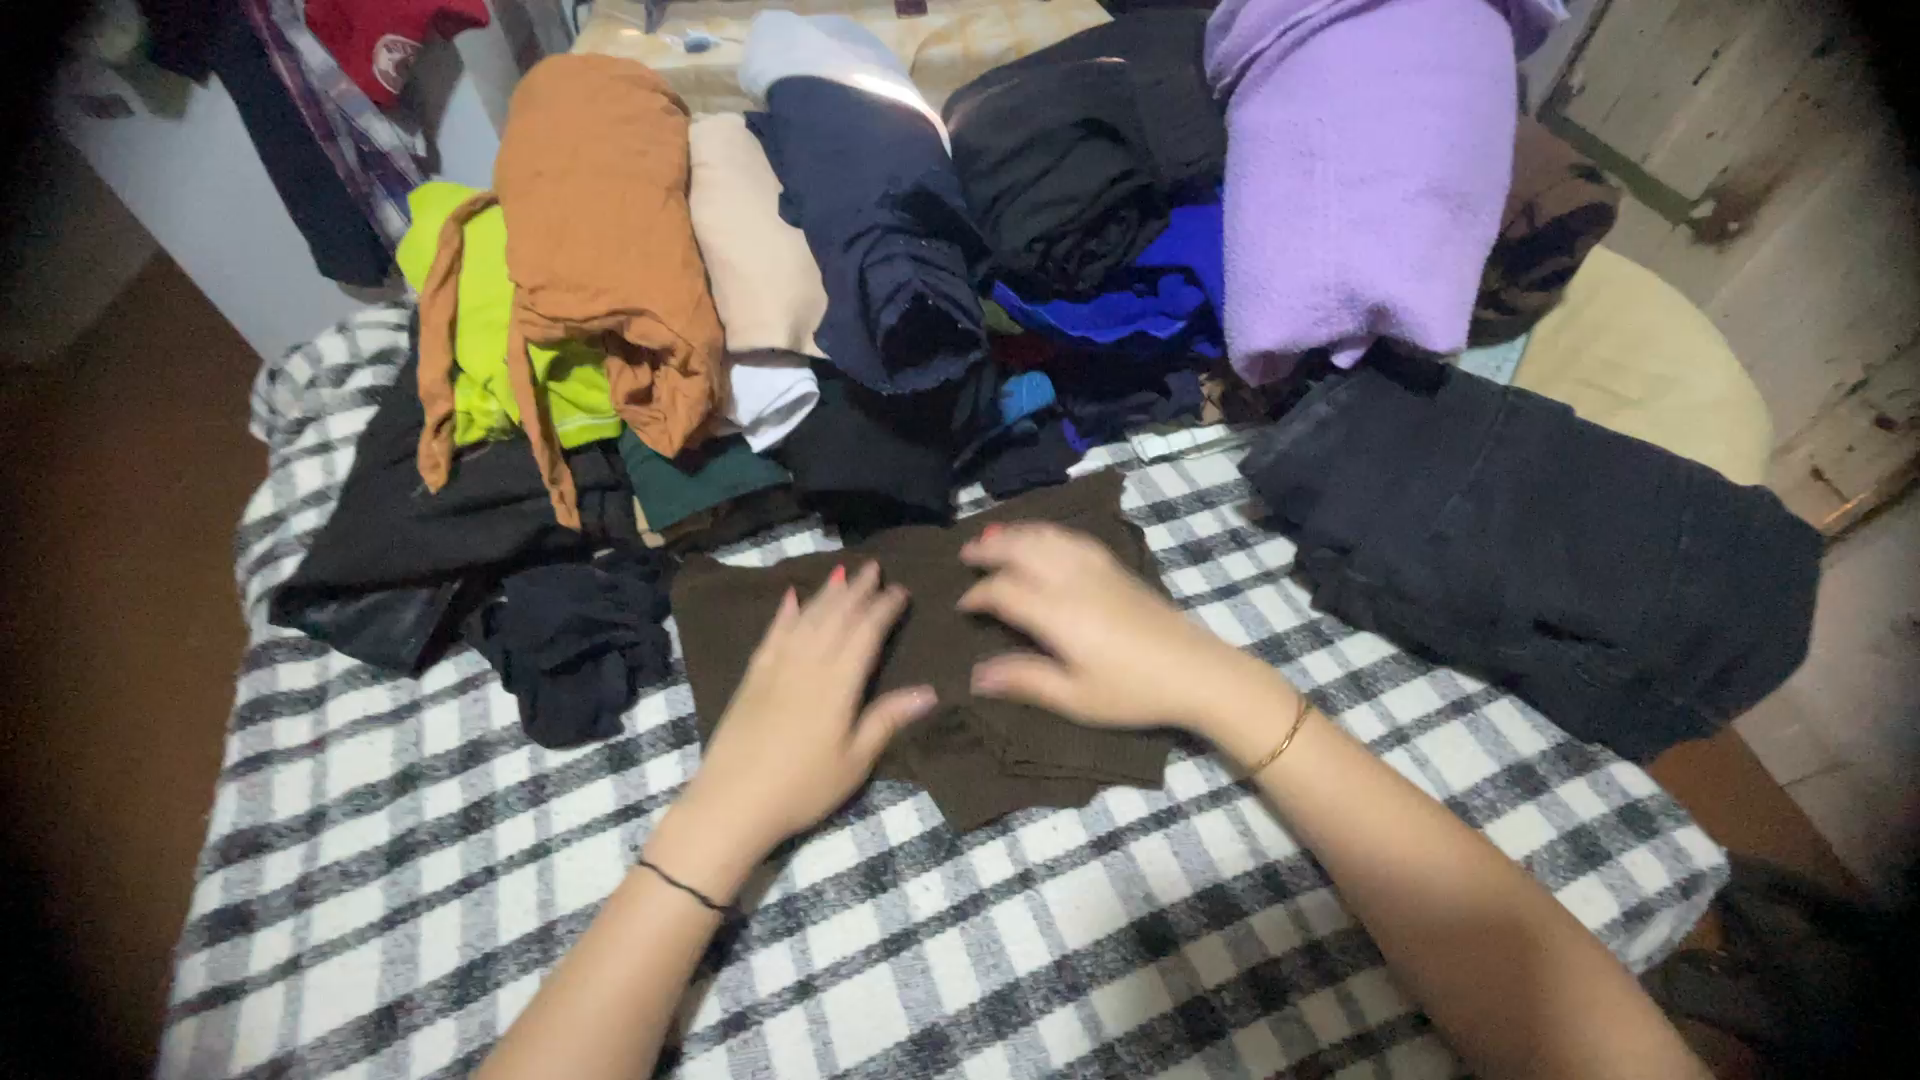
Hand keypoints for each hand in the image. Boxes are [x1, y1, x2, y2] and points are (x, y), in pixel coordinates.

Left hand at [666, 562, 936, 869]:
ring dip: (826, 594)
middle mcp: (808, 665)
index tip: (900, 590)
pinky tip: (791, 597)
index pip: (866, 634)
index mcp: (838, 684)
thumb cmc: (802, 788)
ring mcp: (776, 667)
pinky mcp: (753, 677)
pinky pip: (772, 634)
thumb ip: (886, 720)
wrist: (731, 803)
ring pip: (805, 619)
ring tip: (842, 573)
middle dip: (857, 590)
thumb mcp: (854, 762)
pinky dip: (784, 613)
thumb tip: (929, 691)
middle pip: (836, 617)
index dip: (884, 609)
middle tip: (874, 567)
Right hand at [957, 523, 1295, 736]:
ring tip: (994, 538)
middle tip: (966, 556)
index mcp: (1057, 612)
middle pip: (1021, 550)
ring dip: (1016, 534)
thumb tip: (976, 675)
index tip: (962, 606)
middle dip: (990, 550)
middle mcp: (1072, 580)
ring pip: (1047, 537)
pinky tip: (1043, 538)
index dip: (977, 595)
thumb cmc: (1133, 691)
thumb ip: (1025, 680)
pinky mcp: (1117, 567)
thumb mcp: (1075, 697)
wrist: (1198, 671)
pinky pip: (1072, 537)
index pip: (1003, 590)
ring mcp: (1097, 568)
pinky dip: (1047, 532)